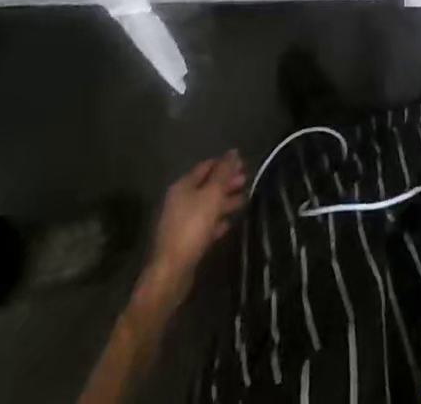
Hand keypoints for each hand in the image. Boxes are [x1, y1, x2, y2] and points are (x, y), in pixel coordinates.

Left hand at [143, 151, 245, 301]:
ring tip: (245, 200)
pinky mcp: (187, 239)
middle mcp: (181, 200)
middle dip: (227, 182)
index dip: (225, 163)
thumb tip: (234, 151)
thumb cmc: (193, 226)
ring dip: (226, 201)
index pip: (206, 166)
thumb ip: (224, 173)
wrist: (173, 270)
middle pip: (207, 185)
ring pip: (208, 205)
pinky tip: (230, 222)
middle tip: (247, 181)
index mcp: (183, 186)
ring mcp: (182, 220)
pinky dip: (218, 220)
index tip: (244, 164)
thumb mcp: (212, 195)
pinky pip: (206, 223)